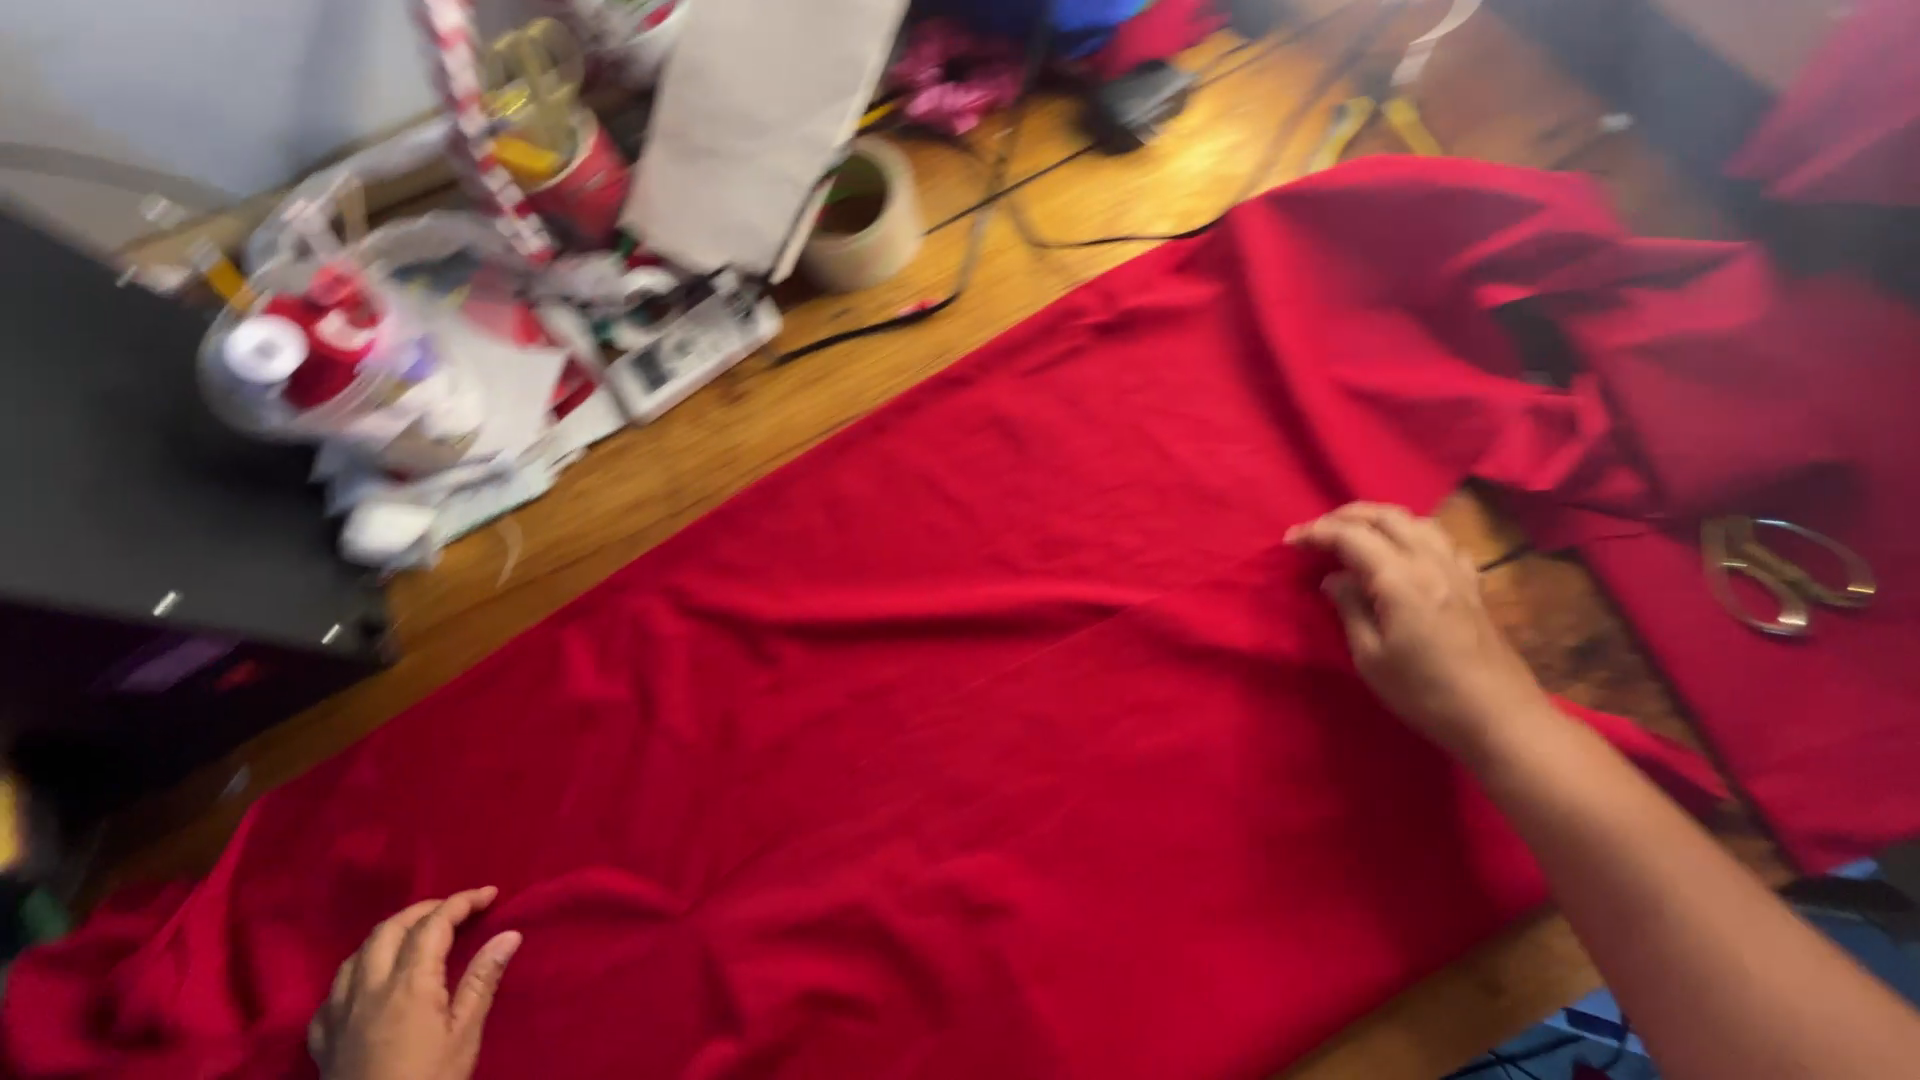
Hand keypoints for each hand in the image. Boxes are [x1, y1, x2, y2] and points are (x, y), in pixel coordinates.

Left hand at [310, 887, 522, 1079]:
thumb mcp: (464, 1035)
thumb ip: (482, 980)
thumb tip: (508, 934)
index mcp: (408, 984)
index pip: (434, 924)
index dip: (462, 902)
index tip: (490, 895)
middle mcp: (368, 988)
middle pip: (390, 929)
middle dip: (425, 910)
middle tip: (456, 910)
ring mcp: (338, 1013)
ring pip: (357, 953)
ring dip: (389, 934)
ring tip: (416, 936)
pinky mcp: (322, 1039)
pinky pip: (333, 991)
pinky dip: (357, 972)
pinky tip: (369, 984)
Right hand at [1285, 503, 1555, 761]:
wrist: (1497, 718)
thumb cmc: (1424, 693)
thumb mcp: (1370, 657)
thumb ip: (1350, 608)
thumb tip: (1334, 579)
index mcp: (1401, 580)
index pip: (1351, 537)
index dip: (1317, 533)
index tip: (1290, 542)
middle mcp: (1431, 563)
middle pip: (1386, 517)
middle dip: (1345, 516)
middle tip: (1316, 531)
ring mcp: (1457, 571)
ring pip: (1417, 521)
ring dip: (1380, 519)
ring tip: (1356, 534)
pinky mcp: (1473, 585)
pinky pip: (1442, 541)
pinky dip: (1414, 534)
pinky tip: (1405, 551)